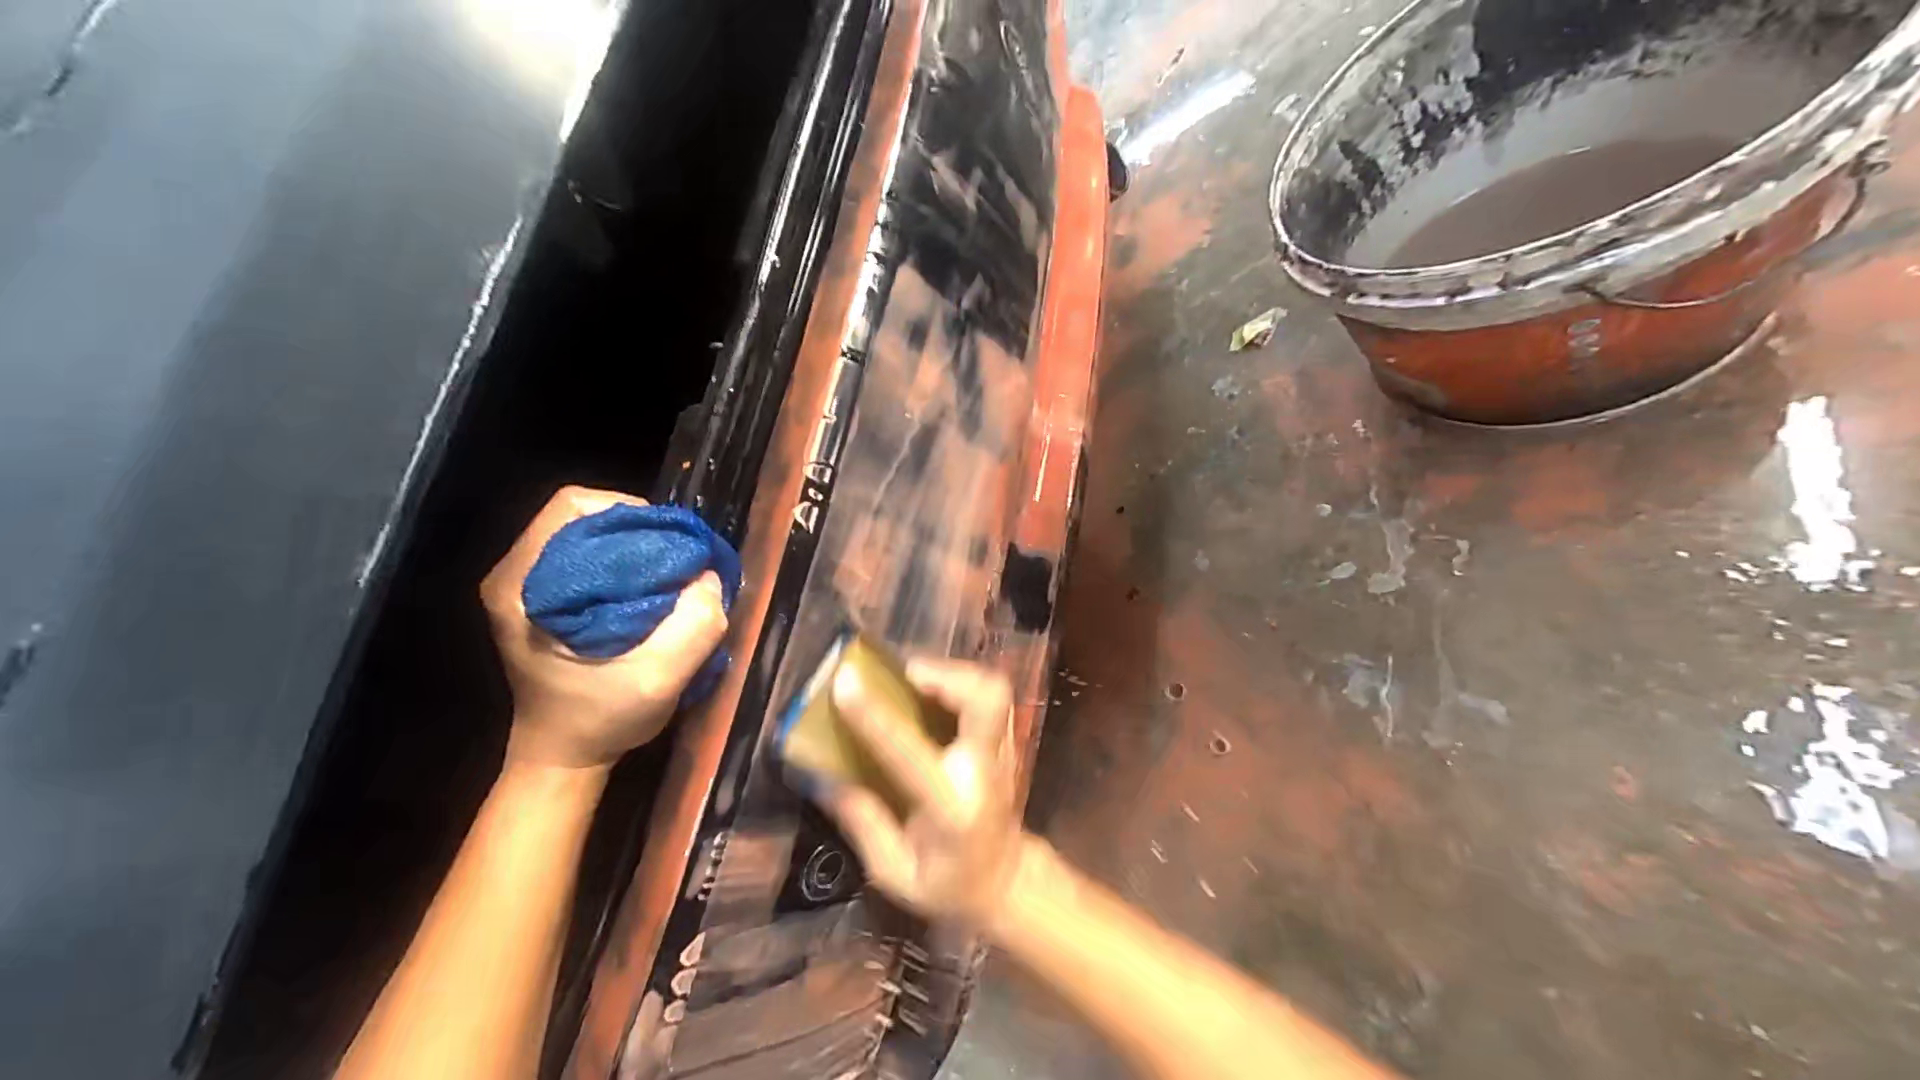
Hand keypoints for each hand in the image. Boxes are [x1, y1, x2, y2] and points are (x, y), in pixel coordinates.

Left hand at [480, 486, 728, 771]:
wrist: (563, 758)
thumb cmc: (601, 720)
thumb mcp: (659, 679)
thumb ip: (693, 625)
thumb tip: (709, 575)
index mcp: (522, 585)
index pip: (574, 507)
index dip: (633, 513)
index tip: (673, 547)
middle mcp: (516, 575)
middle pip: (584, 514)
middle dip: (642, 530)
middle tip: (681, 560)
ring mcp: (527, 585)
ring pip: (591, 533)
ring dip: (639, 546)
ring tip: (672, 574)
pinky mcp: (543, 598)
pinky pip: (591, 555)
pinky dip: (630, 562)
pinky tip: (654, 589)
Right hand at [819, 657, 1023, 930]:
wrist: (1007, 882)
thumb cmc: (948, 883)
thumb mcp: (894, 872)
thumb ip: (862, 822)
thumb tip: (821, 775)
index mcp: (950, 808)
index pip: (910, 752)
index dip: (875, 713)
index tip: (846, 680)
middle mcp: (983, 771)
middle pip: (986, 701)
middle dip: (946, 674)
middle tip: (904, 672)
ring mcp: (1003, 752)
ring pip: (994, 691)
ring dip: (952, 673)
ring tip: (912, 676)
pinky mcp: (1006, 742)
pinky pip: (991, 697)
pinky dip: (961, 683)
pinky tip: (932, 690)